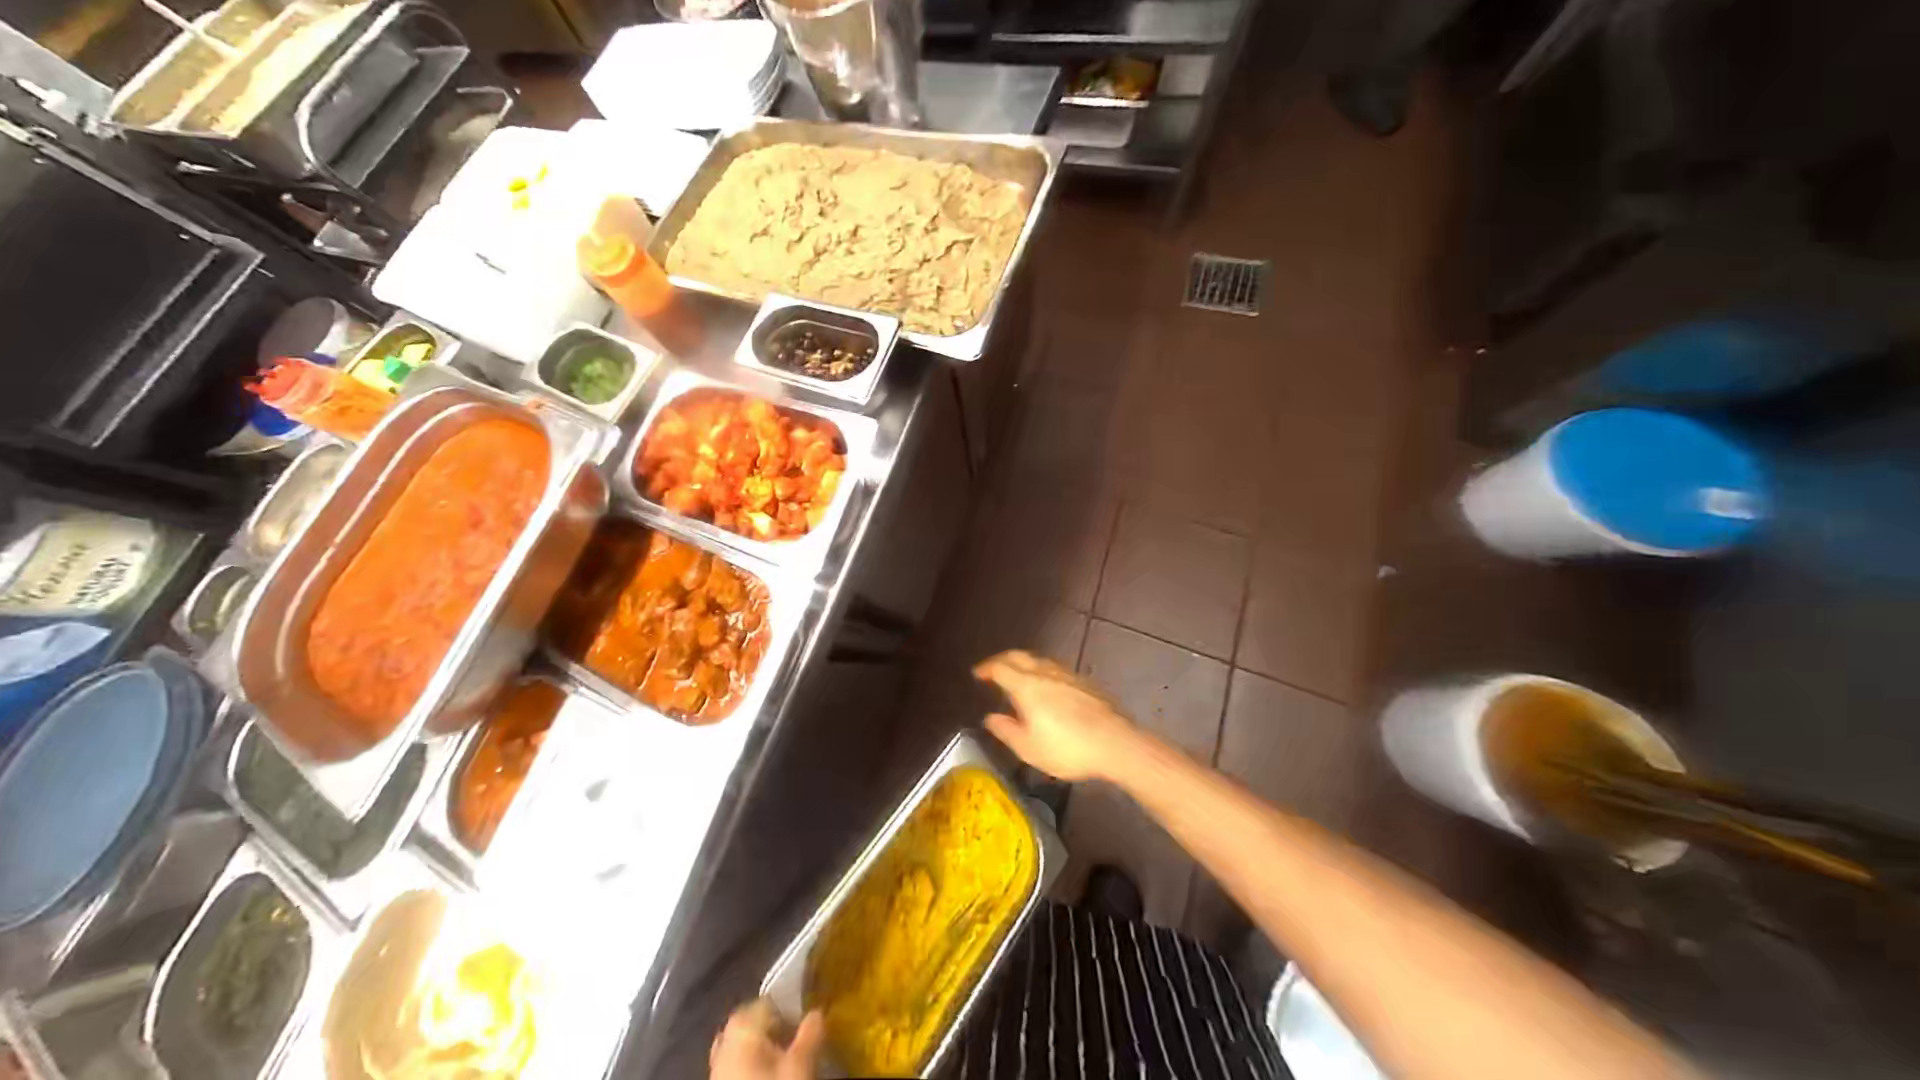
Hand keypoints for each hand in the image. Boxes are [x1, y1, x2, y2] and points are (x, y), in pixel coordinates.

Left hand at [710, 1000, 825, 1079]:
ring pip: (748, 1047)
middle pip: (758, 1024)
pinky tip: (770, 1078)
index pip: (771, 1002)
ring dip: (767, 1052)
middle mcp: (724, 1039)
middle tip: (799, 1047)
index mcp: (741, 1024)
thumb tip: (817, 1011)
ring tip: (787, 1066)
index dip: (792, 1011)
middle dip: (779, 1032)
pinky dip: (755, 1069)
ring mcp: (716, 1066)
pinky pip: (739, 1066)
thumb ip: (811, 1033)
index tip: (808, 1025)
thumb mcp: (800, 1066)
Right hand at [973, 649, 1140, 781]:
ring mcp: (1068, 675)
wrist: (1116, 744)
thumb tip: (990, 718)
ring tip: (1018, 676)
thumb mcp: (1029, 748)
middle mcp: (1046, 673)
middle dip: (1002, 659)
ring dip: (1024, 663)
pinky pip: (1056, 669)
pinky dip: (1042, 671)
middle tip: (993, 669)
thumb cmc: (1067, 748)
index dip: (986, 668)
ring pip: (1040, 660)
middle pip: (1020, 656)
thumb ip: (1006, 730)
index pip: (1001, 668)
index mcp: (1027, 686)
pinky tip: (1047, 687)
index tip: (978, 674)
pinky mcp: (1085, 682)